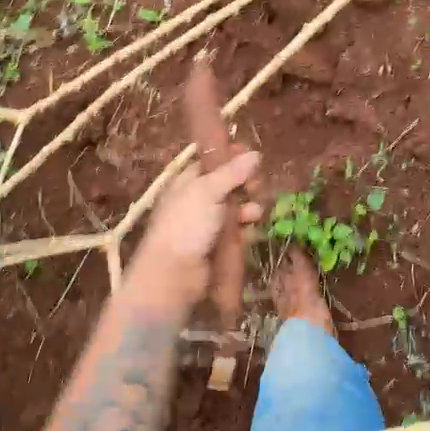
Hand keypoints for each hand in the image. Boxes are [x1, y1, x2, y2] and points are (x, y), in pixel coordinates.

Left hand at [126, 149, 261, 309]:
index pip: (212, 162)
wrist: (172, 276)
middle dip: (246, 184)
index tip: (252, 156)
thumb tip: (255, 154)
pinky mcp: (216, 245)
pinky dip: (247, 229)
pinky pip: (236, 231)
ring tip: (255, 213)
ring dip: (249, 208)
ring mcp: (206, 224)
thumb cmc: (185, 225)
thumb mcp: (207, 191)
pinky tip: (253, 230)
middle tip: (257, 186)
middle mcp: (196, 200)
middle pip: (228, 184)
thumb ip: (232, 172)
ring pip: (235, 208)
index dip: (232, 157)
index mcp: (187, 182)